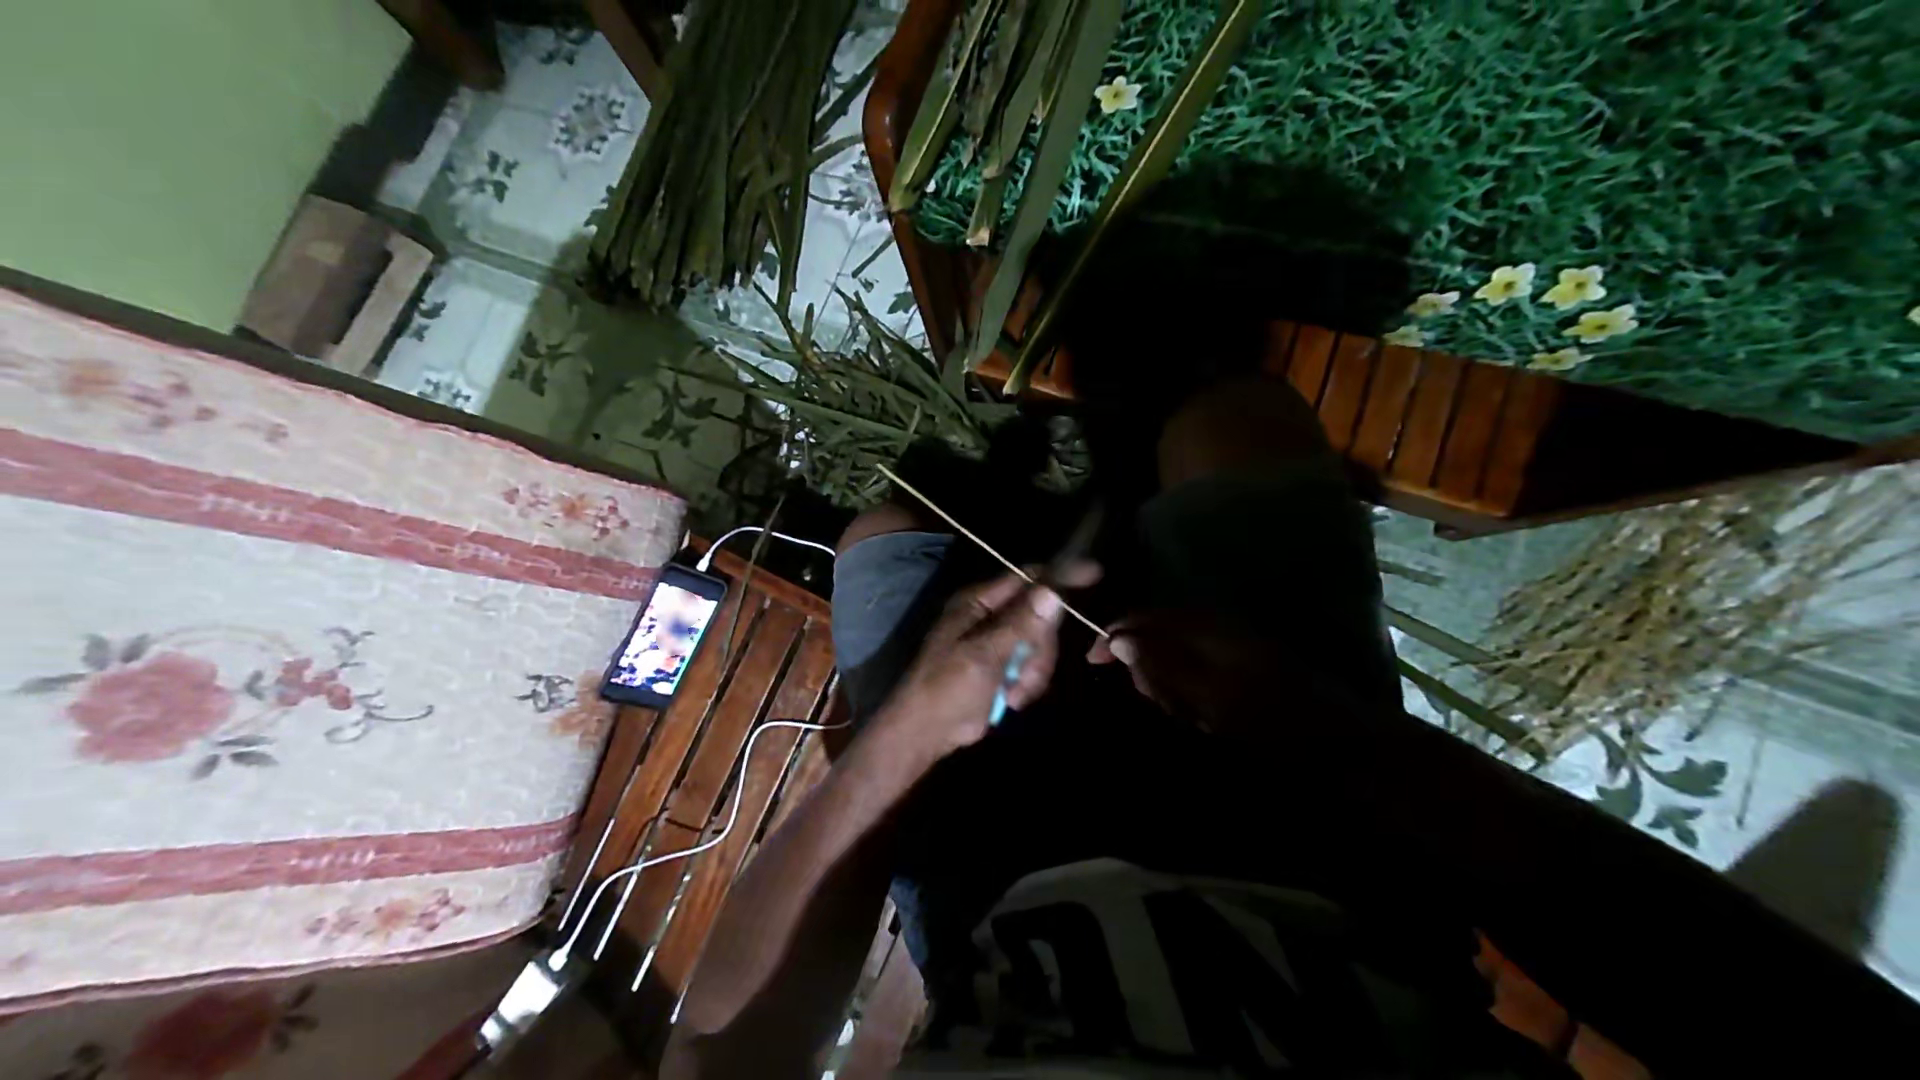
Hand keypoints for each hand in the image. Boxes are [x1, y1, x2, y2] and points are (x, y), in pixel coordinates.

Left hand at [874, 563, 1097, 757]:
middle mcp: (990, 615)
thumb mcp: (984, 655)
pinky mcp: (1003, 665)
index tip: (1094, 573)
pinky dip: (1028, 684)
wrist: (926, 732)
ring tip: (1013, 694)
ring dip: (1034, 672)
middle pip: (1040, 616)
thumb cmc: (946, 688)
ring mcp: (997, 640)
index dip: (1058, 577)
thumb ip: (1020, 624)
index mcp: (978, 603)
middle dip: (1040, 649)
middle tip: (1027, 675)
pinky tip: (1012, 699)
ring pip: (1040, 643)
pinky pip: (1033, 665)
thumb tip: (1052, 592)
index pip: (1026, 578)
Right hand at [1087, 609, 1274, 733]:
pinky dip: (1188, 692)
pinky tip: (1200, 715)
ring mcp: (1230, 645)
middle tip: (1157, 701)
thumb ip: (1160, 664)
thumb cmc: (1267, 720)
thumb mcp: (1206, 695)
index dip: (1114, 634)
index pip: (1144, 616)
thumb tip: (1118, 638)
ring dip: (1169, 684)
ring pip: (1176, 656)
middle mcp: (1215, 627)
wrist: (1339, 744)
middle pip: (1157, 635)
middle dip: (1147, 667)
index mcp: (1205, 626)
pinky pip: (1196, 671)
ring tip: (1184, 714)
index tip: (1092, 661)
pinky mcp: (1242, 666)